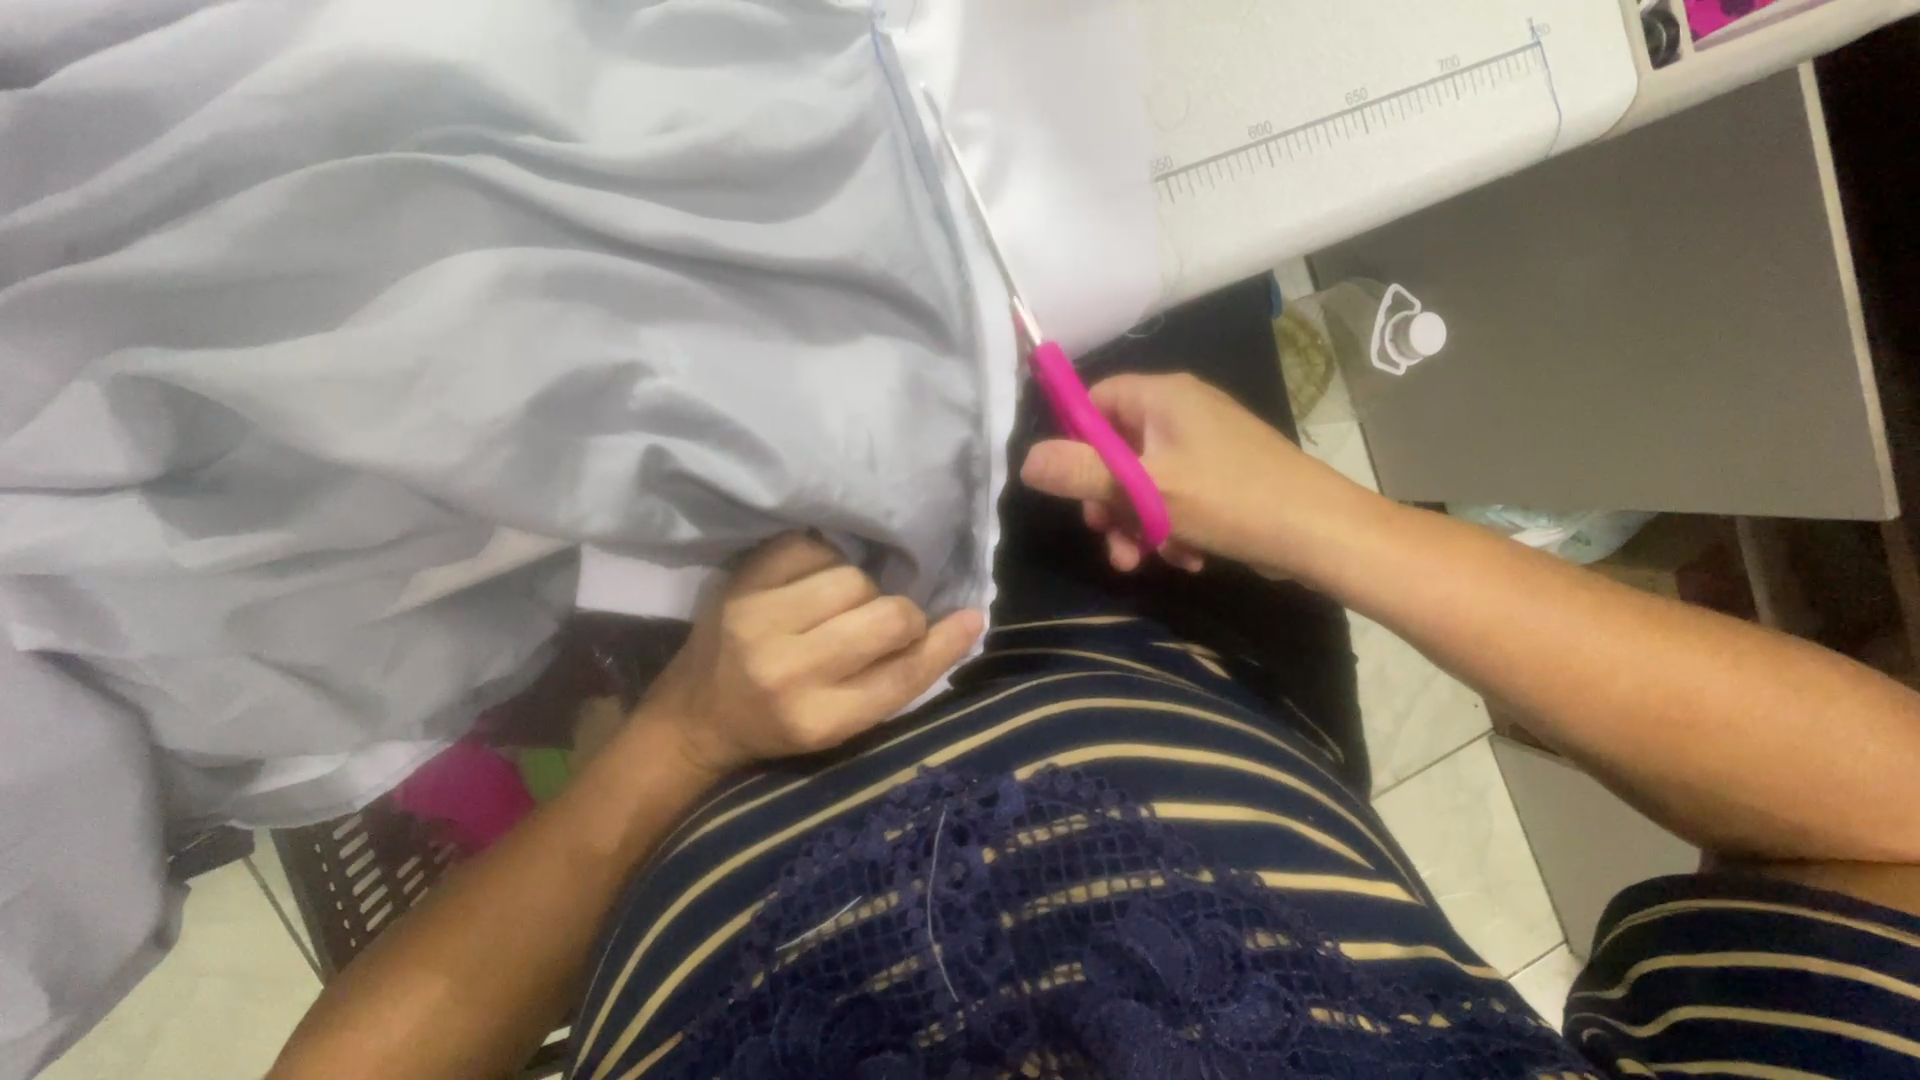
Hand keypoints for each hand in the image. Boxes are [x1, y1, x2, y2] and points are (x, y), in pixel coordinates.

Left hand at [633, 532, 983, 779]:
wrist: (696, 714)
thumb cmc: (778, 726)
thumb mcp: (840, 726)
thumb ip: (893, 680)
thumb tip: (962, 623)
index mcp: (818, 720)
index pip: (902, 675)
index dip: (944, 644)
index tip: (971, 618)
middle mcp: (786, 671)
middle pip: (886, 617)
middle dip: (901, 617)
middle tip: (883, 626)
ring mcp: (757, 620)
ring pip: (853, 578)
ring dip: (861, 591)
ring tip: (839, 609)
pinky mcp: (740, 583)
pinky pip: (812, 547)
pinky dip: (824, 561)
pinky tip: (812, 584)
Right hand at [1019, 373, 1376, 580]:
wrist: (1319, 533)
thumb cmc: (1229, 499)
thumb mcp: (1144, 488)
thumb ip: (1080, 472)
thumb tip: (1026, 461)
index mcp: (1162, 397)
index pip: (1095, 400)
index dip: (1074, 441)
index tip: (1070, 485)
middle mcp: (1182, 411)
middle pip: (1117, 448)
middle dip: (1108, 500)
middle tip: (1109, 538)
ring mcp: (1205, 444)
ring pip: (1144, 480)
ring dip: (1137, 523)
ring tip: (1145, 560)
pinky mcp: (1222, 475)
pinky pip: (1175, 495)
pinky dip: (1170, 526)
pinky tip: (1184, 557)